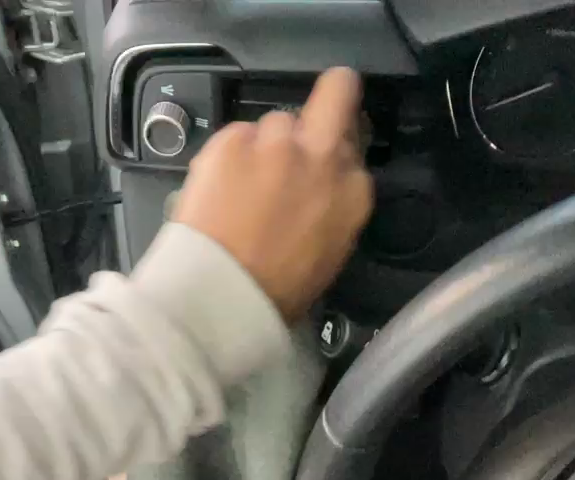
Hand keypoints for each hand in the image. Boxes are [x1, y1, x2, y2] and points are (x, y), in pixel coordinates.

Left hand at [169, 67, 373, 320]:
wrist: (222, 294)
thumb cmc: (275, 293)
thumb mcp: (326, 258)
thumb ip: (333, 208)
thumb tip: (323, 189)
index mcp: (353, 193)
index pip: (353, 146)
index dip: (334, 152)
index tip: (319, 167)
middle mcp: (321, 156)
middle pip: (336, 91)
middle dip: (329, 96)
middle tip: (303, 130)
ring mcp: (276, 143)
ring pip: (276, 121)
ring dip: (265, 145)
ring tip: (244, 188)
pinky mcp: (233, 139)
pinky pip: (236, 135)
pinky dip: (229, 157)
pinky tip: (221, 191)